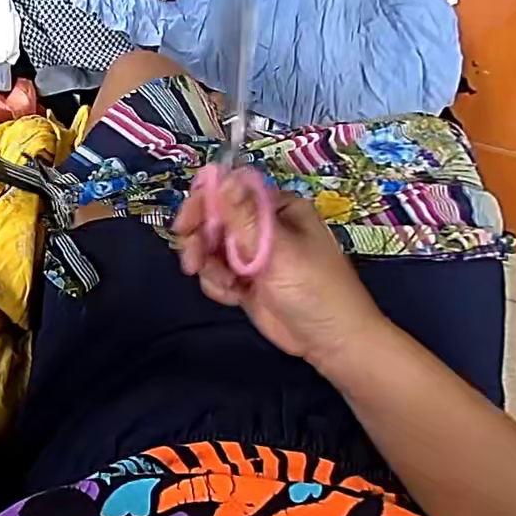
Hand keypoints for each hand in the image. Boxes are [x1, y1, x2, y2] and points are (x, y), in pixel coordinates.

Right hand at [176, 179, 387, 365]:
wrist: (330, 341)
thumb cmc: (314, 289)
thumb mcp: (278, 250)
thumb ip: (244, 216)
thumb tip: (221, 175)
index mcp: (277, 208)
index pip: (231, 191)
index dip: (204, 203)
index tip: (185, 223)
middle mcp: (263, 226)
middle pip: (214, 220)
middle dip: (201, 241)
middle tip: (194, 262)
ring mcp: (252, 255)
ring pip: (210, 249)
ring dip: (209, 267)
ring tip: (227, 285)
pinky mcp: (244, 280)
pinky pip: (215, 273)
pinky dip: (217, 285)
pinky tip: (234, 296)